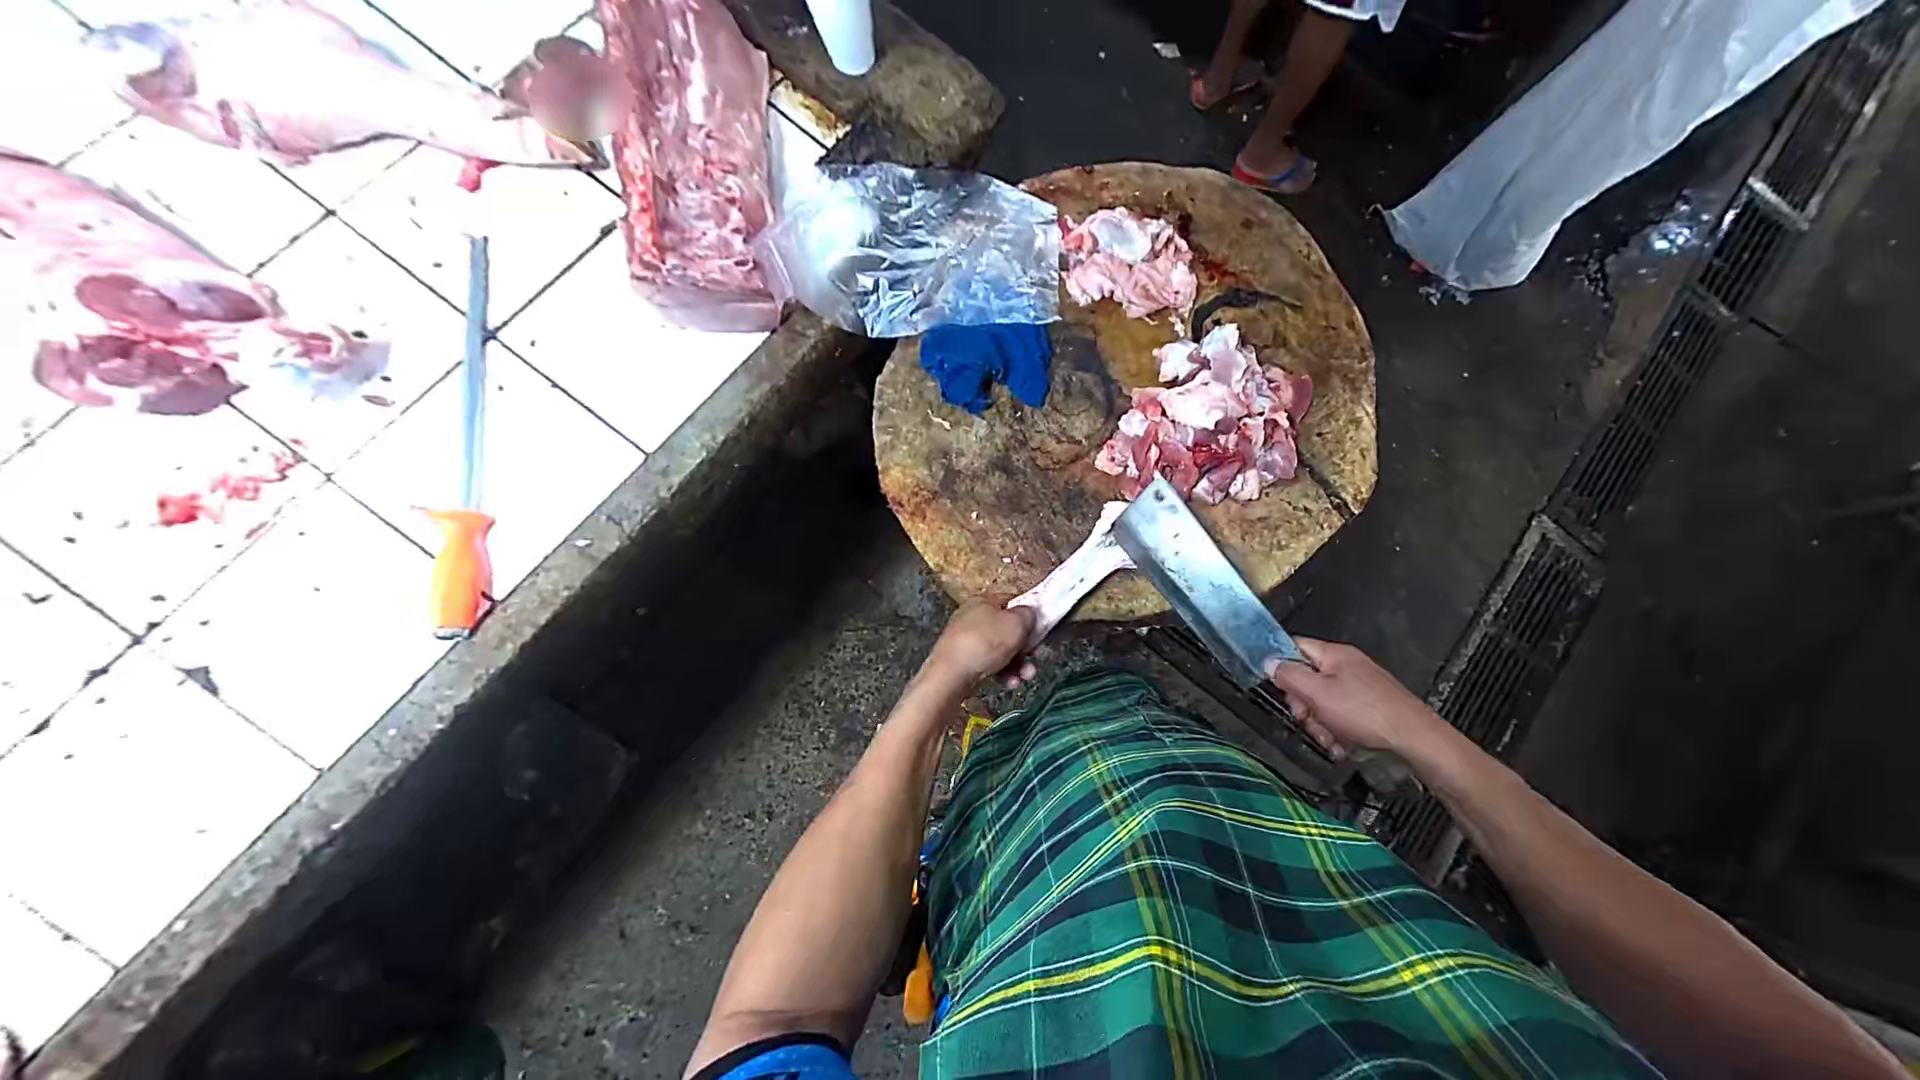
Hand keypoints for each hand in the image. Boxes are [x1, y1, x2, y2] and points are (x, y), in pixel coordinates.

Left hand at [924, 601, 1036, 689]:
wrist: (951, 674)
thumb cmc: (986, 642)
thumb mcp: (1016, 623)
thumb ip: (1028, 615)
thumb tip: (1029, 613)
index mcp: (983, 601)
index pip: (1012, 601)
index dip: (1028, 614)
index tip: (1039, 630)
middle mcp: (972, 617)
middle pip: (1006, 628)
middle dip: (1024, 646)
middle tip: (1034, 656)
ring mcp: (965, 639)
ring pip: (999, 649)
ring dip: (1017, 663)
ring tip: (1026, 675)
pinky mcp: (961, 660)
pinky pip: (988, 664)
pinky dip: (1002, 672)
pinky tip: (1010, 682)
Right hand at [1266, 638, 1445, 759]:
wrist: (1416, 742)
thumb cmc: (1369, 714)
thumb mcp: (1317, 693)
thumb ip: (1288, 675)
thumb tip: (1269, 662)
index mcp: (1335, 655)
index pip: (1294, 648)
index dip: (1281, 667)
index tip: (1281, 687)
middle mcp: (1348, 668)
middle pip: (1307, 680)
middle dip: (1303, 705)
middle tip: (1309, 717)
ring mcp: (1361, 690)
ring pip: (1322, 703)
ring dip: (1320, 724)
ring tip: (1331, 736)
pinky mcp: (1370, 711)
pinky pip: (1341, 718)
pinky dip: (1337, 733)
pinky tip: (1343, 744)